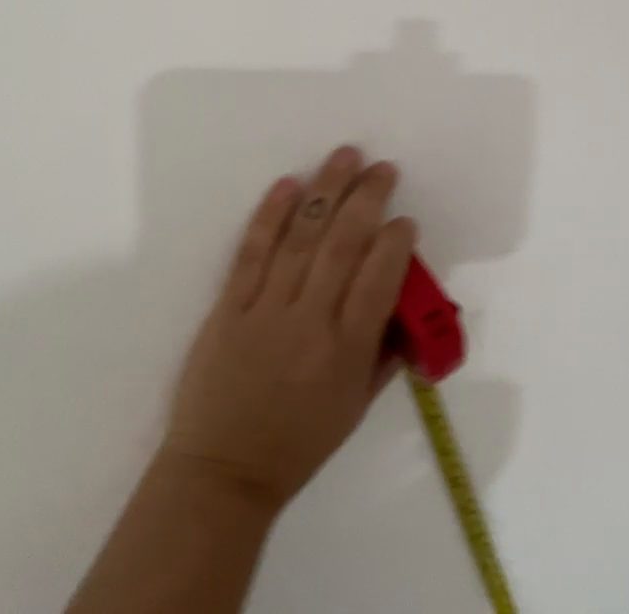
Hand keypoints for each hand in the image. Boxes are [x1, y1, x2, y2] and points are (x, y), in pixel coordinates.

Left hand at [162, 146, 417, 509]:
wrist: (222, 471)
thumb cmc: (300, 443)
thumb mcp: (358, 405)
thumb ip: (385, 352)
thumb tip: (405, 307)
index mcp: (347, 350)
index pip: (379, 279)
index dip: (395, 243)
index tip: (406, 220)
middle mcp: (310, 321)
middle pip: (342, 245)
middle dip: (366, 199)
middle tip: (383, 167)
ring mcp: (265, 311)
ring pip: (301, 238)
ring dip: (324, 192)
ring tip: (343, 156)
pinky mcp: (228, 308)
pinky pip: (251, 253)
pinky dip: (269, 217)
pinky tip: (286, 185)